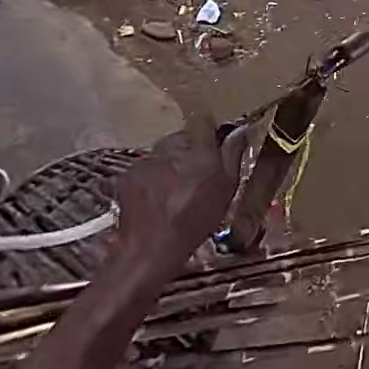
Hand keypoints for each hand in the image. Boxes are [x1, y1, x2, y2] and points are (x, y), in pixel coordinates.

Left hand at [114, 112, 245, 268]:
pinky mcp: (128, 172)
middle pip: (181, 136)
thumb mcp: (226, 191)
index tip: (211, 146)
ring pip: (162, 152)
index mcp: (198, 150)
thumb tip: (241, 131)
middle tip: (193, 176)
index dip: (207, 130)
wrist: (149, 250)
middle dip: (188, 150)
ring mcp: (147, 159)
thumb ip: (232, 155)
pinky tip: (155, 198)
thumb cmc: (195, 222)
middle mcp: (171, 147)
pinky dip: (151, 177)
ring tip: (173, 191)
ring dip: (169, 164)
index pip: (201, 119)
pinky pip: (145, 167)